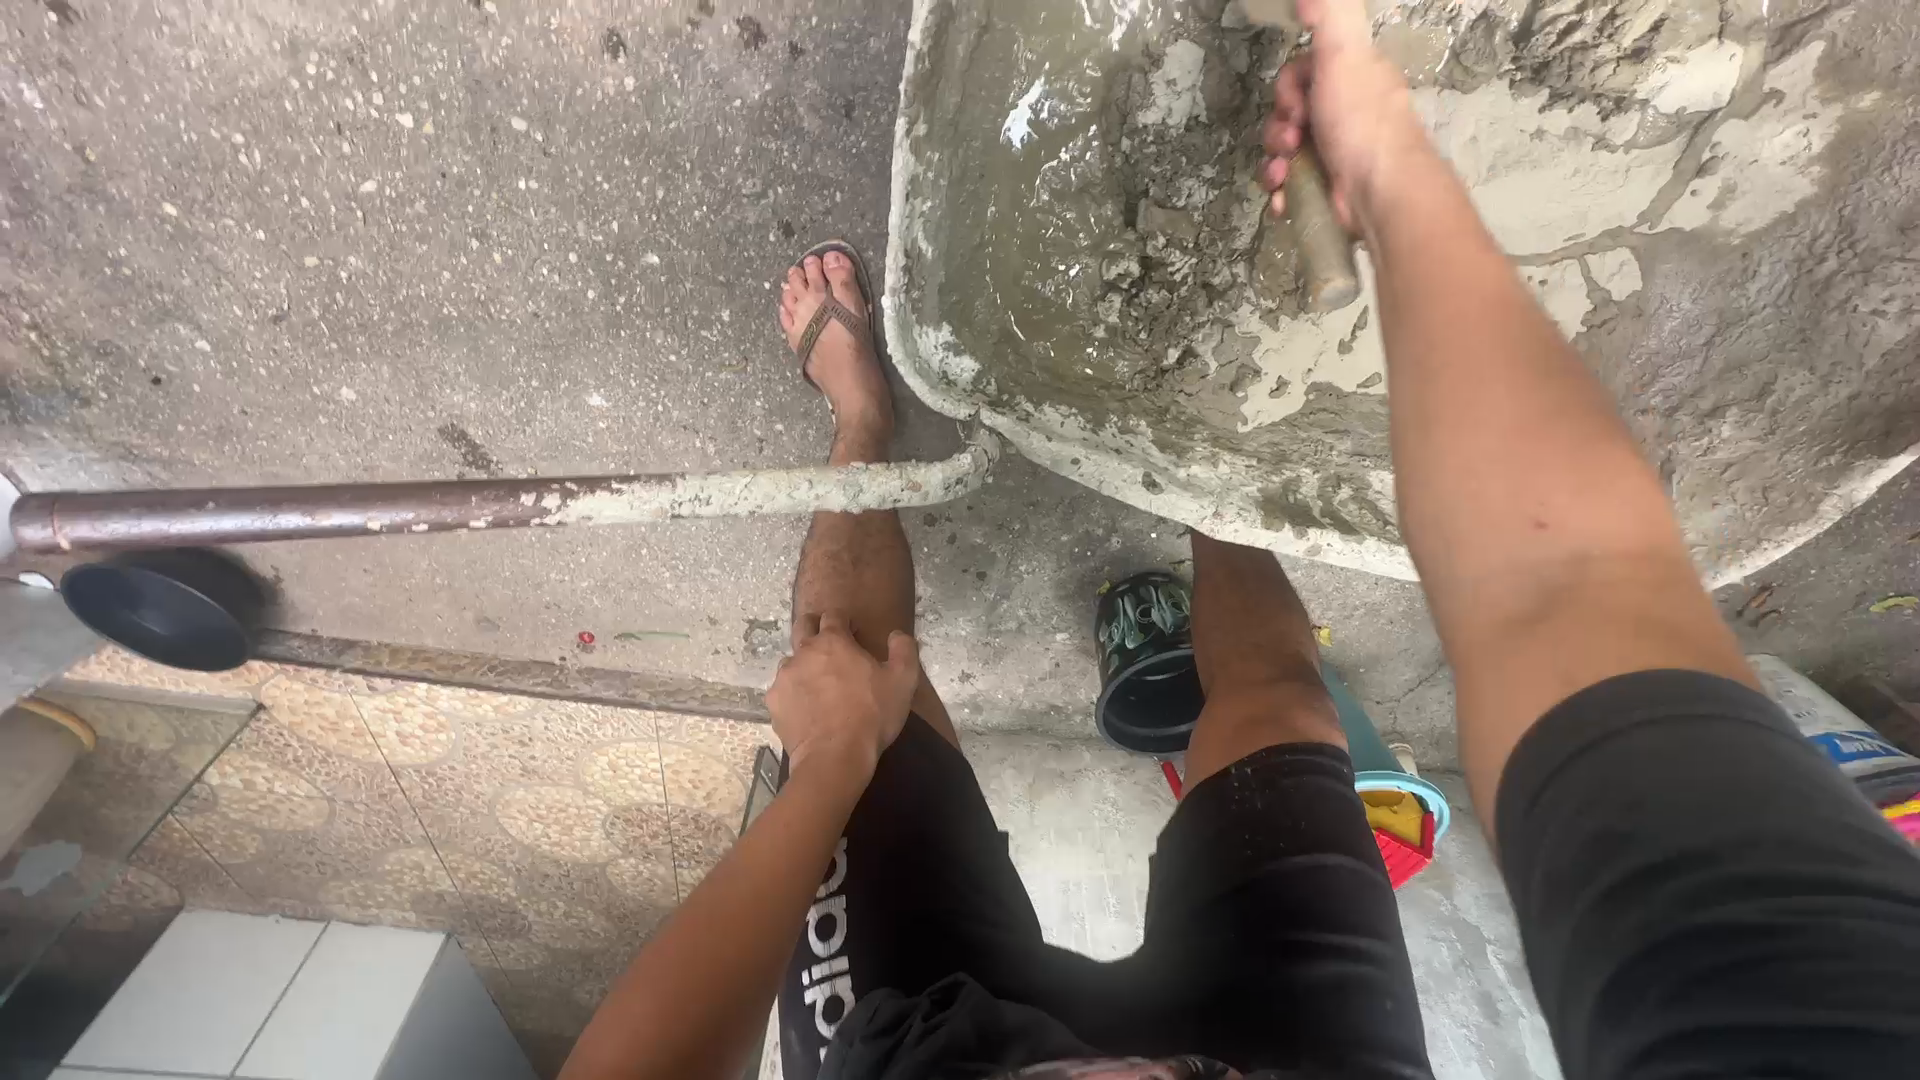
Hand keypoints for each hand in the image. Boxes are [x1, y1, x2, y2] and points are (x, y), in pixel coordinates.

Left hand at [766, 612, 920, 784]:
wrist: (835, 756)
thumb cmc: (872, 714)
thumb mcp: (903, 680)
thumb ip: (903, 650)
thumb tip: (896, 634)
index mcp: (833, 641)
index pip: (833, 615)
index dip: (844, 619)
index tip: (853, 631)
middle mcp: (803, 652)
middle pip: (802, 626)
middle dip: (814, 626)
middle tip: (828, 642)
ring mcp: (784, 677)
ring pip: (790, 660)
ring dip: (804, 664)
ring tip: (818, 684)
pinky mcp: (773, 702)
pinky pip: (783, 689)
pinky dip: (794, 693)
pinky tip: (806, 709)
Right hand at [1259, 0, 1428, 231]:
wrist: (1377, 190)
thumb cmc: (1361, 122)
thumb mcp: (1346, 53)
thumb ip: (1329, 16)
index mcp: (1349, 80)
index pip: (1299, 78)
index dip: (1287, 91)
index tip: (1297, 105)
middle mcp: (1340, 115)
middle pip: (1285, 118)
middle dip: (1276, 132)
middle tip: (1292, 141)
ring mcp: (1330, 156)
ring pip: (1280, 156)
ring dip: (1272, 166)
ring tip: (1284, 175)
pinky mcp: (1321, 191)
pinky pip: (1286, 189)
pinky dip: (1280, 195)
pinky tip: (1285, 199)